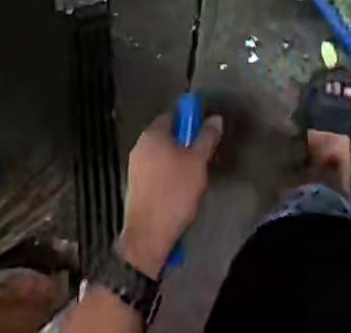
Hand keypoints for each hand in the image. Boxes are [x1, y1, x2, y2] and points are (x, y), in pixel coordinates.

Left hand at [118, 110, 223, 275]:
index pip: (172, 116)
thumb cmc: (175, 192)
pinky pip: (154, 173)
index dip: (189, 123)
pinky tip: (178, 193)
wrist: (149, 235)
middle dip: (184, 145)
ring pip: (160, 156)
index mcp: (152, 134)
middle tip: (201, 159)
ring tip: (192, 180)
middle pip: (166, 136)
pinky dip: (167, 177)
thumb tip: (215, 118)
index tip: (202, 136)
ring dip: (176, 162)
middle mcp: (139, 145)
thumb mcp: (198, 162)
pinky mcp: (135, 186)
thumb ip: (207, 138)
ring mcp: (134, 167)